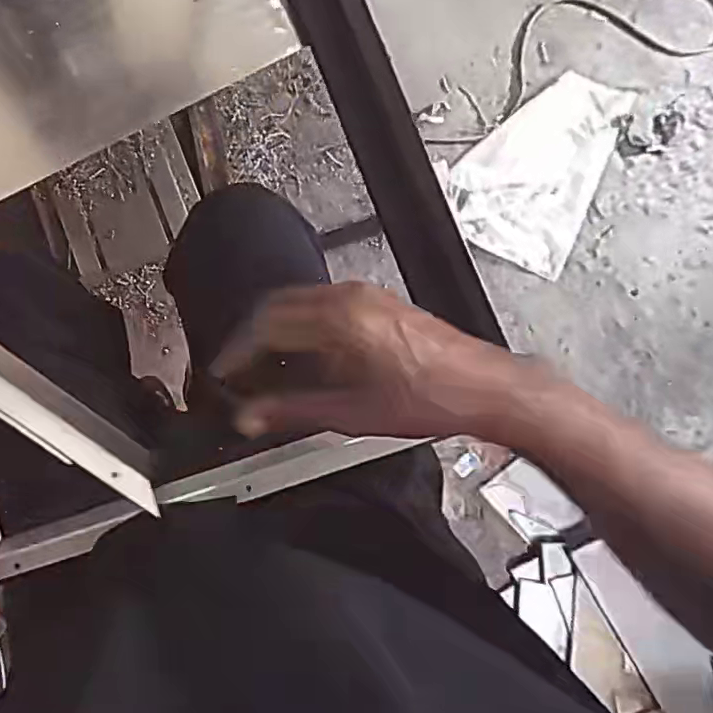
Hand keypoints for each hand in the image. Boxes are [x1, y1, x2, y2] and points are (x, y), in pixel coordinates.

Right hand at [211, 282, 547, 439]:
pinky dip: (304, 327)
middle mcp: (350, 298)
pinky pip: (324, 305)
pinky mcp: (379, 303)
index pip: (265, 325)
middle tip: (240, 369)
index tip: (224, 371)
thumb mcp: (352, 413)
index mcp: (338, 319)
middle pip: (277, 307)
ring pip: (300, 304)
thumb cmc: (434, 398)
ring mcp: (366, 296)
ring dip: (278, 332)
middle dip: (252, 339)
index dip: (237, 351)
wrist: (487, 389)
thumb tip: (252, 415)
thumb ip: (292, 412)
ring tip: (269, 367)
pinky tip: (308, 358)